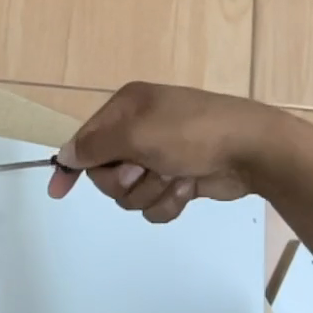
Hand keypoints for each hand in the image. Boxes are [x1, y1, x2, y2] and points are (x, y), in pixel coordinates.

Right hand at [48, 82, 288, 222]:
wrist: (253, 151)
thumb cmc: (192, 133)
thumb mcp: (136, 134)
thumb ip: (94, 146)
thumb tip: (65, 154)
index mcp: (127, 109)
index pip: (85, 141)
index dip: (72, 166)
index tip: (58, 190)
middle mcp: (139, 130)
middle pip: (105, 173)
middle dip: (124, 181)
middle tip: (143, 171)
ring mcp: (159, 156)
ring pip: (129, 193)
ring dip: (150, 192)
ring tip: (174, 177)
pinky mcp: (176, 178)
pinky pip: (152, 204)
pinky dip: (168, 201)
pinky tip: (187, 188)